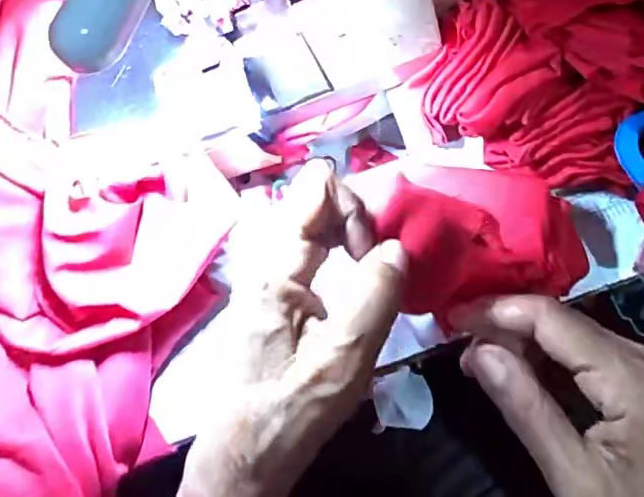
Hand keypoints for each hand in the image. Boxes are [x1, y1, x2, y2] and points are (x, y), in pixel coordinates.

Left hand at [180, 160, 407, 496]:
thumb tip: (398, 247)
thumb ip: (372, 300)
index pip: (316, 188)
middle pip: (321, 199)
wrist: (245, 454)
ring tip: (376, 270)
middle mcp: (271, 255)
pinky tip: (361, 275)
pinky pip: (319, 244)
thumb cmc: (289, 412)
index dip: (354, 208)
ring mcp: (276, 269)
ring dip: (355, 235)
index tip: (370, 254)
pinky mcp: (283, 286)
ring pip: (321, 220)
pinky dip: (346, 249)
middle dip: (358, 221)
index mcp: (277, 264)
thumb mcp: (340, 363)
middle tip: (380, 264)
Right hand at [458, 295, 643, 496]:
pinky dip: (542, 357)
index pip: (547, 315)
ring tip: (477, 358)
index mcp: (627, 372)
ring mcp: (640, 368)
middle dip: (502, 324)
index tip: (449, 321)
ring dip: (518, 340)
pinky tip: (514, 371)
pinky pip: (579, 353)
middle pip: (555, 318)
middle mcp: (636, 354)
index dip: (493, 310)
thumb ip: (527, 409)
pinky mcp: (637, 384)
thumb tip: (477, 349)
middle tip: (458, 345)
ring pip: (564, 332)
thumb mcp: (577, 479)